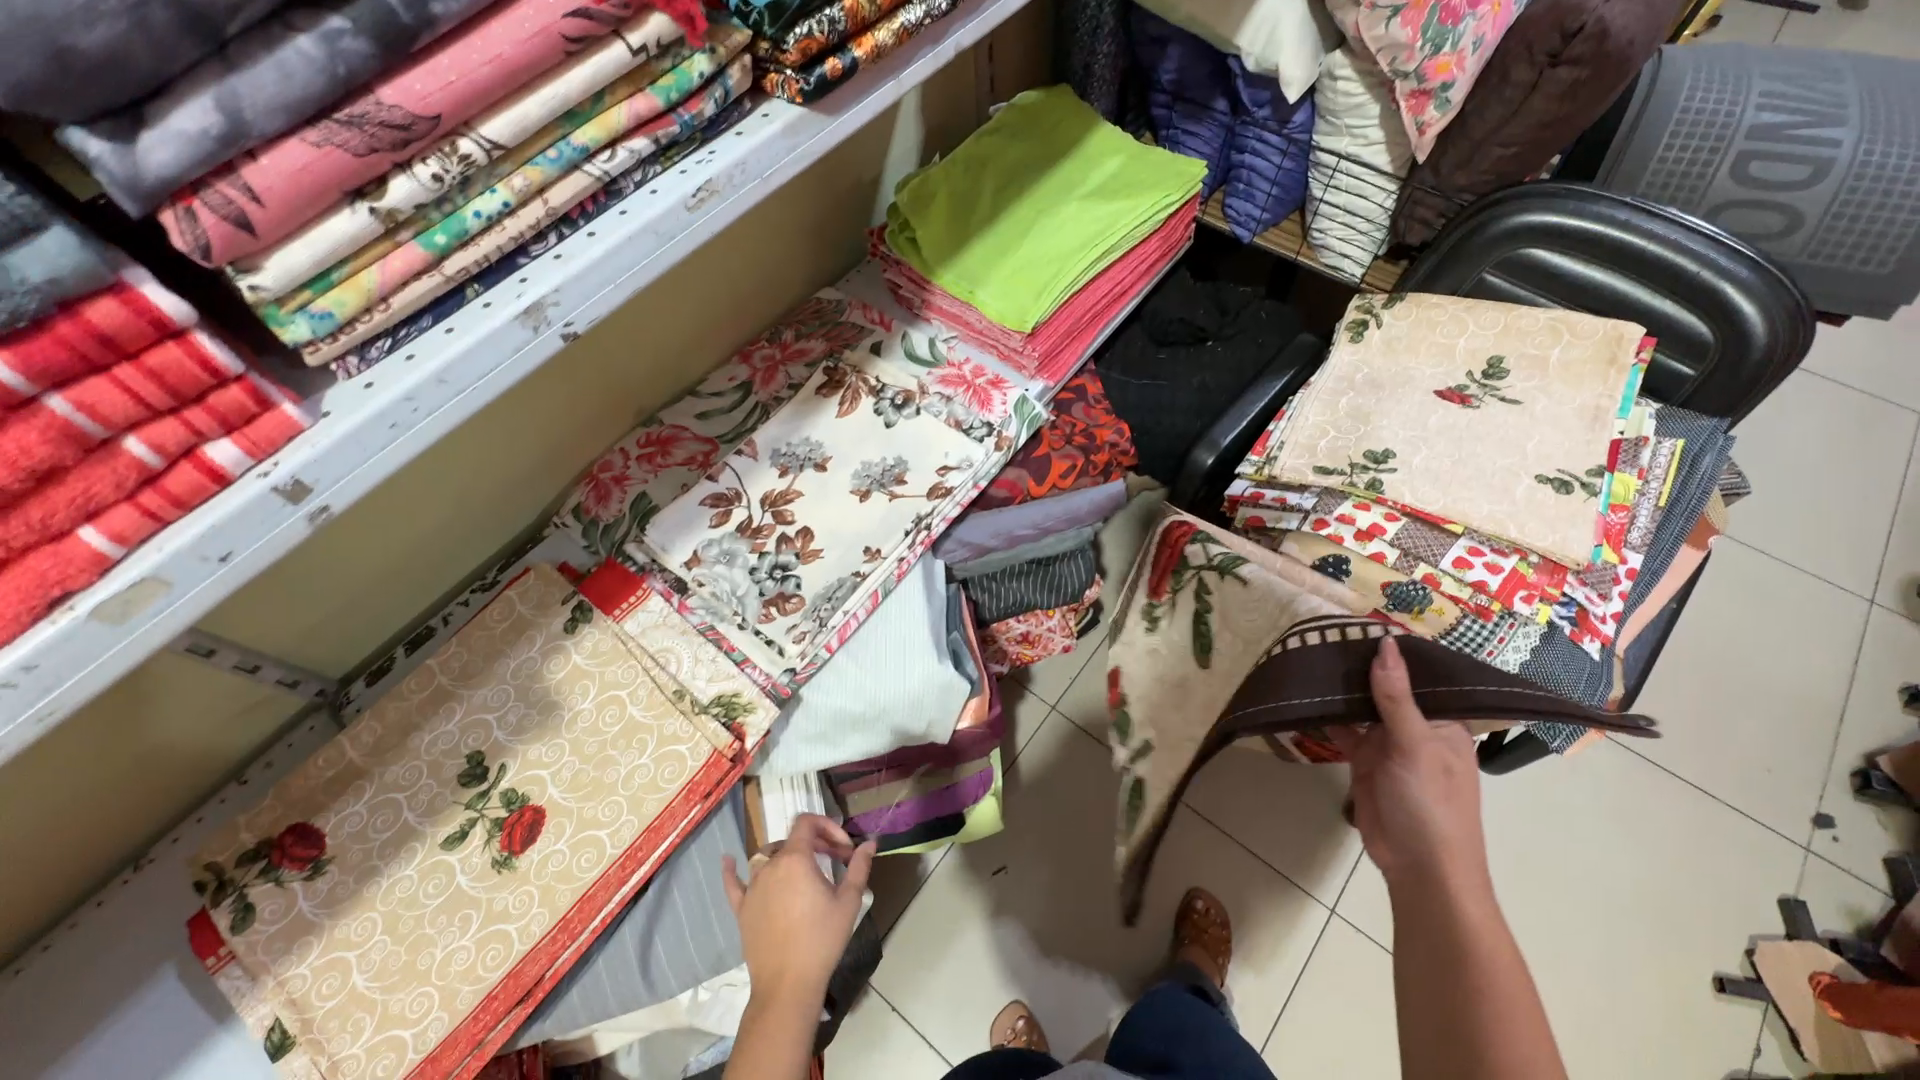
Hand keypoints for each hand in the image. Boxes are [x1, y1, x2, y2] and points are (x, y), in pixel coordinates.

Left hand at [722, 814, 875, 1005]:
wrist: (788, 983)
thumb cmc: (822, 940)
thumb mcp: (848, 901)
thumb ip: (859, 867)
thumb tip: (869, 843)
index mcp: (795, 859)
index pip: (807, 823)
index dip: (827, 826)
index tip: (844, 848)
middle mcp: (769, 866)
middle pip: (790, 840)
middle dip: (815, 844)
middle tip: (835, 862)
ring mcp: (752, 887)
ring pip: (766, 857)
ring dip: (786, 855)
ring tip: (803, 870)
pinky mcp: (741, 908)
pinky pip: (733, 883)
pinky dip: (731, 869)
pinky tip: (727, 860)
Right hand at [1330, 637, 1490, 895]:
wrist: (1420, 867)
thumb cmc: (1432, 804)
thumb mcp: (1415, 745)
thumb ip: (1396, 697)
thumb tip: (1385, 644)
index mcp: (1444, 722)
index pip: (1420, 676)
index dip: (1395, 652)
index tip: (1363, 621)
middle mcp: (1417, 729)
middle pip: (1388, 689)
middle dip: (1362, 666)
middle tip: (1326, 632)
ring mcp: (1389, 747)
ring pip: (1363, 709)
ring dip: (1343, 689)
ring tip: (1312, 655)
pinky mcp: (1365, 763)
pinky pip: (1345, 732)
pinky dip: (1327, 717)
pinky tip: (1305, 696)